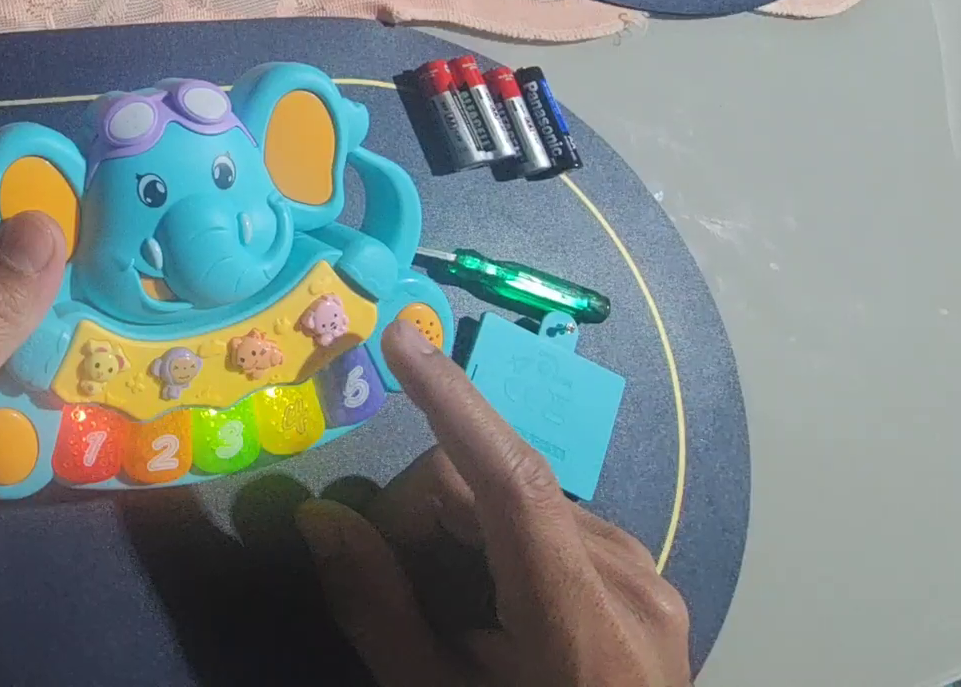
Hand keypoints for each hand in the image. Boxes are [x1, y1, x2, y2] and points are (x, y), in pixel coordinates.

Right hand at [295, 319, 691, 685]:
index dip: (451, 402)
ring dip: (452, 525)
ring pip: (503, 491)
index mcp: (579, 622)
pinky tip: (492, 595)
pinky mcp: (637, 569)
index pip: (511, 479)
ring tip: (452, 603)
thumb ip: (374, 603)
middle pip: (481, 482)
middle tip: (396, 581)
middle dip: (418, 515)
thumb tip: (320, 516)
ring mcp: (640, 570)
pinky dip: (489, 533)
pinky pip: (536, 513)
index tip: (399, 338)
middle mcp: (623, 576)